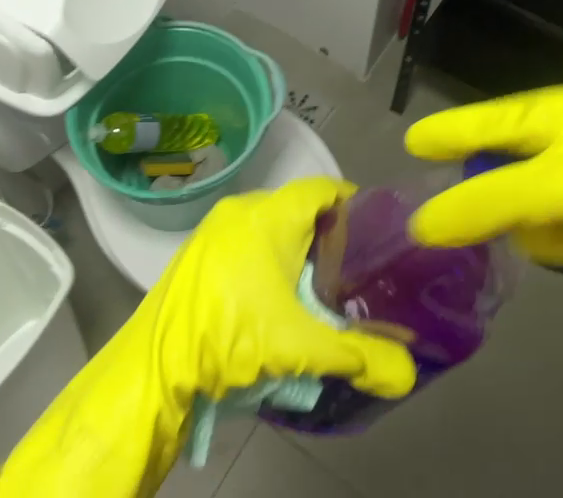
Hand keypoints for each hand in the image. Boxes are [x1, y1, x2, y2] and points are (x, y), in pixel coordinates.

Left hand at [0, 179, 414, 497]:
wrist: (153, 365)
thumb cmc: (230, 335)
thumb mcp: (299, 347)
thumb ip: (358, 355)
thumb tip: (408, 374)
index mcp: (269, 215)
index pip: (324, 188)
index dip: (354, 207)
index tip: (375, 238)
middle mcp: (241, 209)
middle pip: (301, 209)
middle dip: (328, 239)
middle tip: (348, 276)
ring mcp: (214, 228)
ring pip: (271, 226)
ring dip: (295, 254)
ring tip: (313, 293)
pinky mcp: (197, 251)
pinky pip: (246, 241)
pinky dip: (267, 261)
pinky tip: (271, 301)